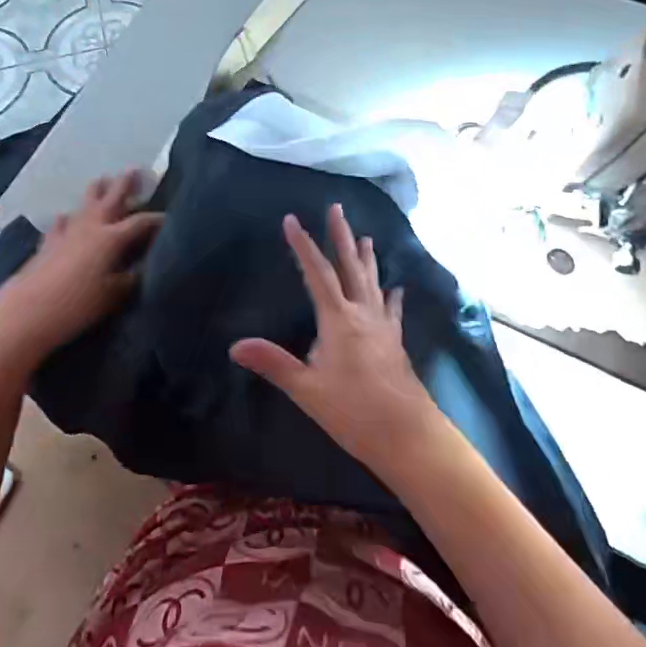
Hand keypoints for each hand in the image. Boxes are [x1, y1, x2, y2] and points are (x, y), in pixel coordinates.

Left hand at [0, 170, 162, 368]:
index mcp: (111, 238)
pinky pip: (62, 222)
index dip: (157, 220)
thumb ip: (131, 279)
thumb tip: (142, 268)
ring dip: (97, 191)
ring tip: (103, 181)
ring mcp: (67, 231)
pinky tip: (67, 217)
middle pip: (111, 198)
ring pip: (84, 203)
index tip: (170, 218)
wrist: (28, 310)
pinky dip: (69, 217)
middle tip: (135, 170)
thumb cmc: (77, 305)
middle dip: (125, 184)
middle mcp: (90, 227)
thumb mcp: (113, 295)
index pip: (141, 222)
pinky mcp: (48, 242)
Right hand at [230, 204, 444, 473]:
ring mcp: (383, 328)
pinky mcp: (395, 344)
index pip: (316, 273)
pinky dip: (390, 296)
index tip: (291, 219)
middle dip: (341, 237)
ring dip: (366, 258)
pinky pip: (392, 310)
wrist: (411, 438)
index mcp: (338, 319)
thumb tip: (235, 346)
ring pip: (373, 283)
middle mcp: (363, 315)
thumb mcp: (307, 390)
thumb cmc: (355, 411)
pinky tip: (396, 289)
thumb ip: (273, 363)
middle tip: (337, 208)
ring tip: (366, 237)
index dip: (303, 244)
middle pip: (350, 267)